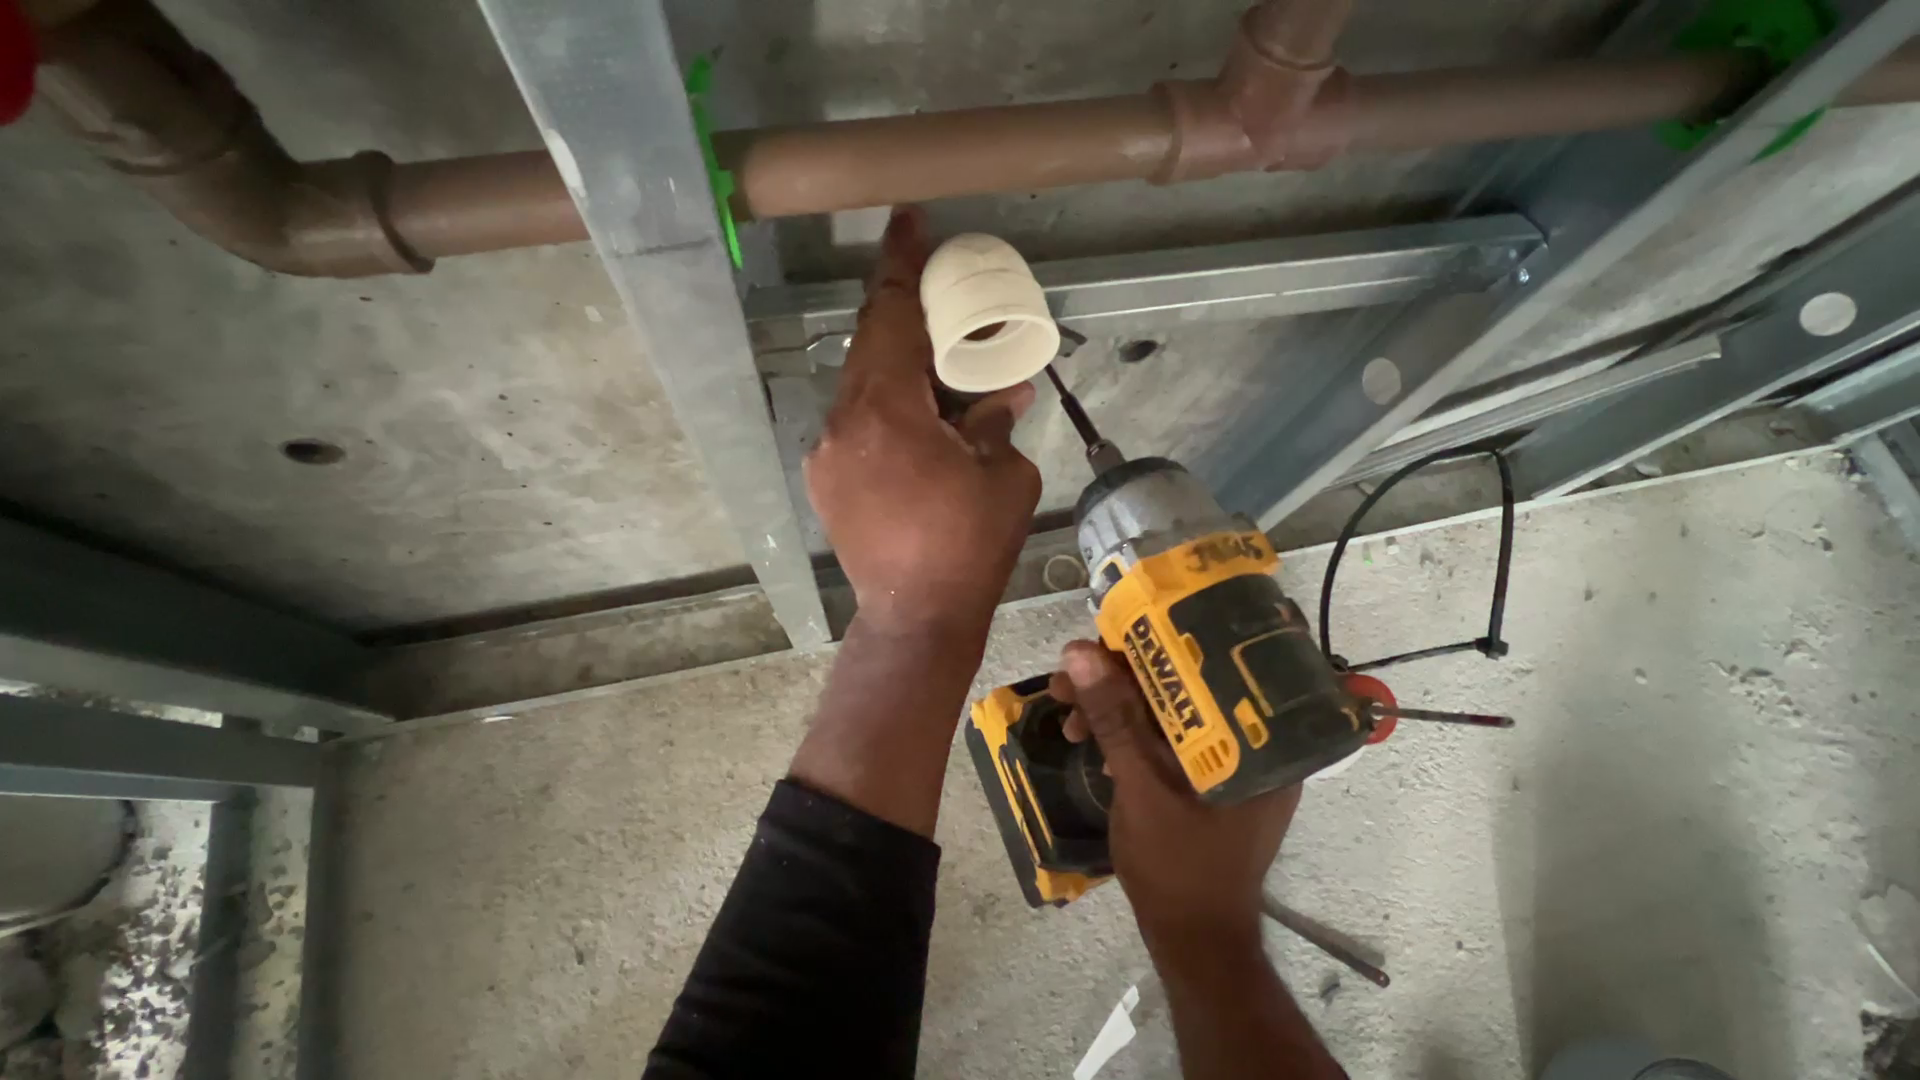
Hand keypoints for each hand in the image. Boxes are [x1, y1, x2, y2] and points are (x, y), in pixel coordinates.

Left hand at [805, 206, 1041, 636]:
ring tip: (939, 370)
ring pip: (861, 385)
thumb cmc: (968, 546)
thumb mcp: (1004, 476)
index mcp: (887, 410)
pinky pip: (855, 422)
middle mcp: (843, 421)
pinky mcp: (827, 480)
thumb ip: (996, 422)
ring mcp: (827, 453)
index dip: (902, 263)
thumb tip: (999, 395)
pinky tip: (918, 423)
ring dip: (898, 368)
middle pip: (871, 344)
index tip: (908, 220)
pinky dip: (886, 407)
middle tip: (941, 297)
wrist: (915, 615)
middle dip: (904, 313)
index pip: (892, 316)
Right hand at [1052, 640, 1300, 948]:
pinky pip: (1167, 736)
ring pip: (1170, 709)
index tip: (1106, 635)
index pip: (1216, 662)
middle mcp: (1254, 740)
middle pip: (1187, 682)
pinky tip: (1090, 738)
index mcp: (1262, 738)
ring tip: (1067, 713)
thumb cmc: (1178, 867)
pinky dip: (1128, 732)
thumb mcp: (1142, 787)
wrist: (1192, 939)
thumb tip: (1079, 652)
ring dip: (1116, 704)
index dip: (1158, 640)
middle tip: (1070, 675)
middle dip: (1122, 676)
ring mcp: (1228, 759)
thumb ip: (1114, 718)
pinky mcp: (1205, 776)